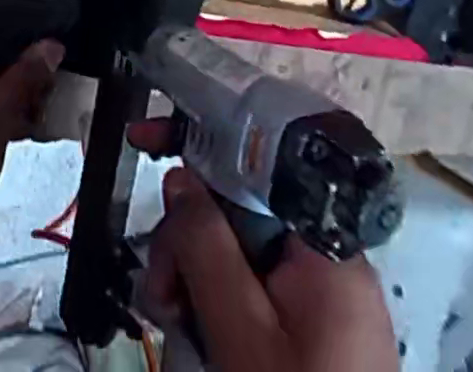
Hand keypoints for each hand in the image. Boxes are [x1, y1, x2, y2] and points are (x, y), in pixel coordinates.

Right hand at [132, 122, 399, 371]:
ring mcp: (314, 289)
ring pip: (236, 248)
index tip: (148, 137)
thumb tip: (182, 178)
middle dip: (187, 239)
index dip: (204, 142)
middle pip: (238, 210)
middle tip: (161, 293)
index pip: (260, 164)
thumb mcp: (239, 334)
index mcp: (324, 246)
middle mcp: (323, 255)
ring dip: (192, 274)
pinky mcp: (303, 318)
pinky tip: (193, 329)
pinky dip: (212, 297)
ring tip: (173, 319)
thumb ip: (207, 248)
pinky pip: (248, 283)